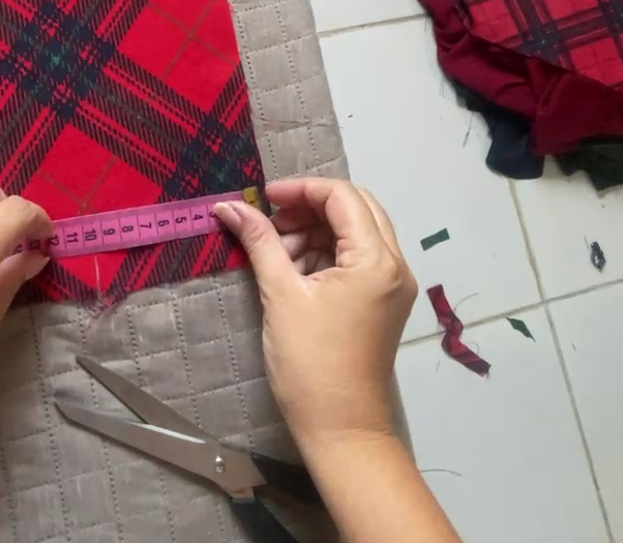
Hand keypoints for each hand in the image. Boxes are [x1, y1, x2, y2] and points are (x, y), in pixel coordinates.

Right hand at [215, 178, 415, 452]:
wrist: (342, 432)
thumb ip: (259, 241)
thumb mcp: (280, 294)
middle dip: (310, 207)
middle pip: (355, 208)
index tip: (264, 198)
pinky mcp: (382, 302)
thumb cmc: (310, 363)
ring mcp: (391, 285)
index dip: (301, 190)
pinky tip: (294, 270)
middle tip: (272, 222)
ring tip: (278, 252)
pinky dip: (326, 253)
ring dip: (316, 230)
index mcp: (376, 260)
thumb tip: (228, 205)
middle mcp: (394, 266)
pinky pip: (356, 258)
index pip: (342, 197)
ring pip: (356, 232)